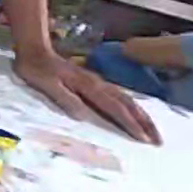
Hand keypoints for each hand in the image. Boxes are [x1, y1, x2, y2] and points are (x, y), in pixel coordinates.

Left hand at [14, 48, 160, 144]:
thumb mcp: (45, 85)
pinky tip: (135, 112)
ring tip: (153, 131)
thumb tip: (83, 116)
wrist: (34, 50)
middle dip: (145, 123)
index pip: (114, 108)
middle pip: (128, 104)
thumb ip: (64, 99)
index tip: (144, 140)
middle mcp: (98, 84)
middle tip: (158, 141)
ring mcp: (97, 81)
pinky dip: (131, 106)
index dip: (130, 124)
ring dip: (142, 115)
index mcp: (88, 86)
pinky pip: (119, 95)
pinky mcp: (93, 81)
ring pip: (126, 99)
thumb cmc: (36, 69)